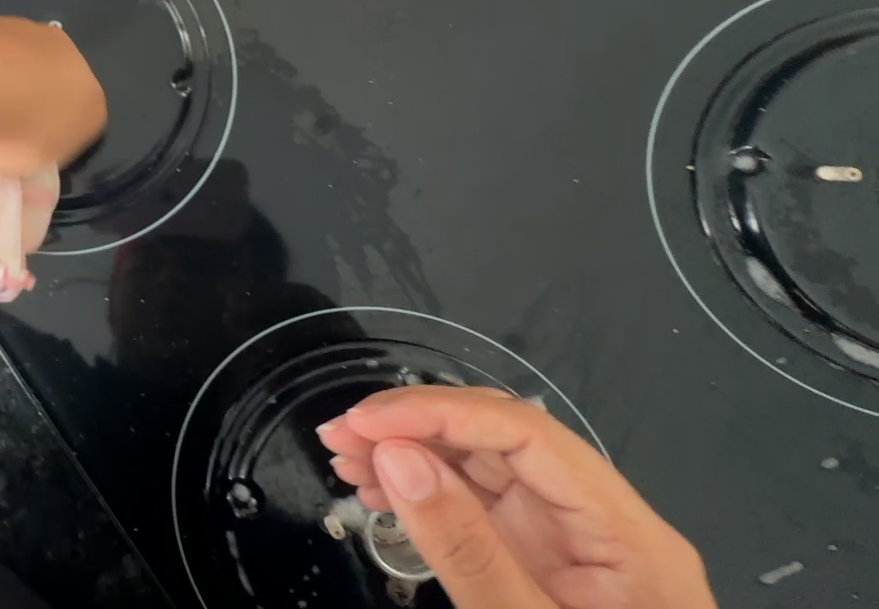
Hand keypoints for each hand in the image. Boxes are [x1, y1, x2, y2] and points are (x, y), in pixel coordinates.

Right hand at [317, 386, 716, 608]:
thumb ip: (468, 551)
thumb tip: (395, 454)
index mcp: (626, 534)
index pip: (524, 433)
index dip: (438, 413)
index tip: (362, 424)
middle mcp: (595, 516)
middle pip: (497, 435)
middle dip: (412, 424)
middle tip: (340, 435)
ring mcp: (563, 534)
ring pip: (475, 458)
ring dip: (404, 449)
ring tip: (343, 460)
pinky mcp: (533, 552)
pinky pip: (469, 496)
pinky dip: (416, 484)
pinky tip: (374, 491)